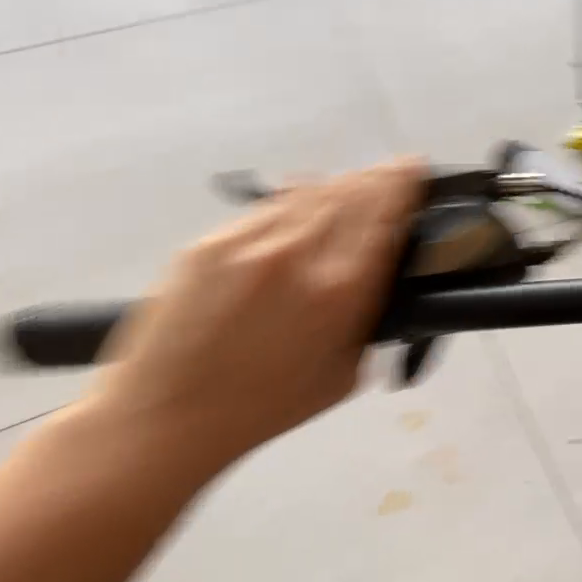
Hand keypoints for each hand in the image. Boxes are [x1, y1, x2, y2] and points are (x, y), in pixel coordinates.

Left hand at [85, 158, 424, 475]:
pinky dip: (293, 198)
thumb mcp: (348, 368)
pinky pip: (265, 209)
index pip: (383, 218)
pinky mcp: (206, 245)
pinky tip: (302, 196)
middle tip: (394, 168)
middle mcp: (298, 255)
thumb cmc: (271, 405)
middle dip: (376, 178)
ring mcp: (247, 245)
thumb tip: (374, 278)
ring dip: (338, 184)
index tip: (416, 166)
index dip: (402, 186)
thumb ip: (366, 316)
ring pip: (307, 194)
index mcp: (342, 291)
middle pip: (349, 195)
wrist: (166, 416)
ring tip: (355, 180)